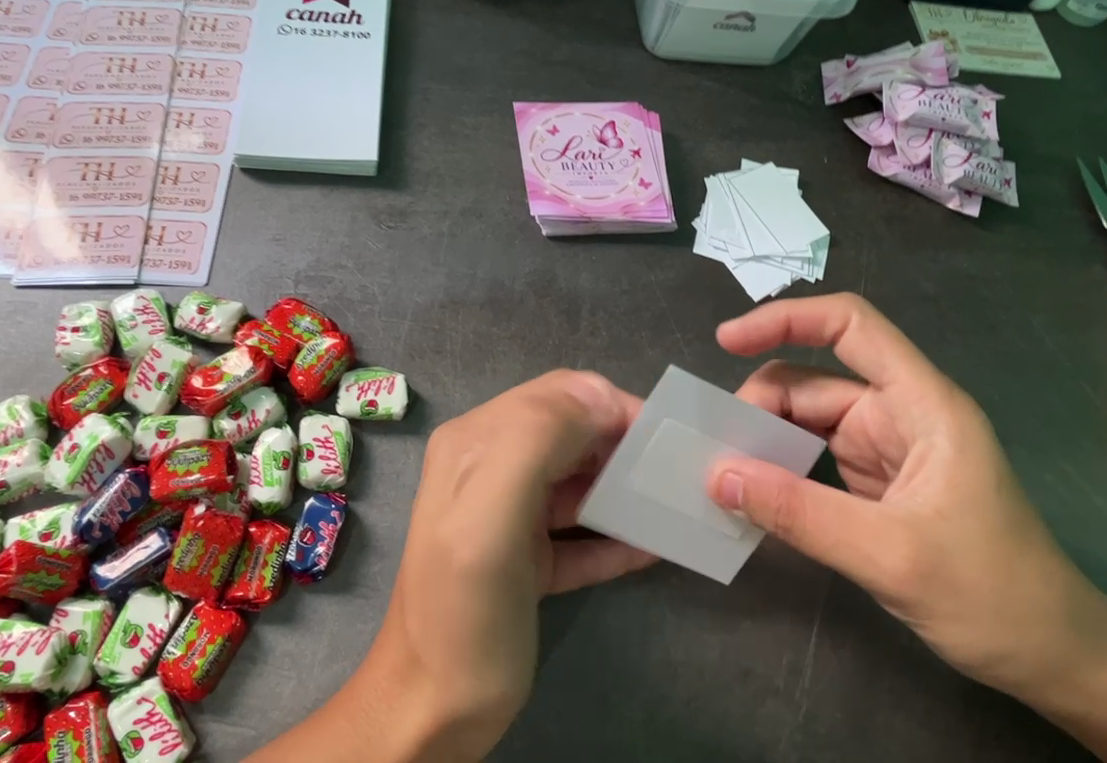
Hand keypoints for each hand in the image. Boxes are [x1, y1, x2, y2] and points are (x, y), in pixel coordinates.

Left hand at [266, 370, 656, 760]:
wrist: (431, 710)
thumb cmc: (463, 610)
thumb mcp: (490, 516)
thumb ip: (536, 441)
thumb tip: (600, 400)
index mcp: (476, 443)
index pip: (558, 396)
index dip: (611, 406)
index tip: (664, 437)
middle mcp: (492, 467)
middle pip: (573, 433)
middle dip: (623, 443)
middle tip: (675, 471)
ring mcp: (510, 516)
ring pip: (580, 481)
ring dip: (625, 488)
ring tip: (675, 504)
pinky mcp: (529, 561)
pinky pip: (582, 534)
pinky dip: (617, 537)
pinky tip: (654, 549)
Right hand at [706, 294, 1106, 697]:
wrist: (1057, 660)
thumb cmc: (994, 595)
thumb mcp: (890, 555)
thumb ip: (799, 512)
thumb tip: (715, 475)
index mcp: (923, 405)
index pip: (851, 328)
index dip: (787, 320)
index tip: (726, 340)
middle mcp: (903, 416)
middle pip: (815, 380)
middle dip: (761, 403)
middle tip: (715, 447)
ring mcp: (890, 452)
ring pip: (810, 422)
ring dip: (766, 440)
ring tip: (721, 471)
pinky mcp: (879, 487)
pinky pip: (815, 461)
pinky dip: (781, 471)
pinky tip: (752, 493)